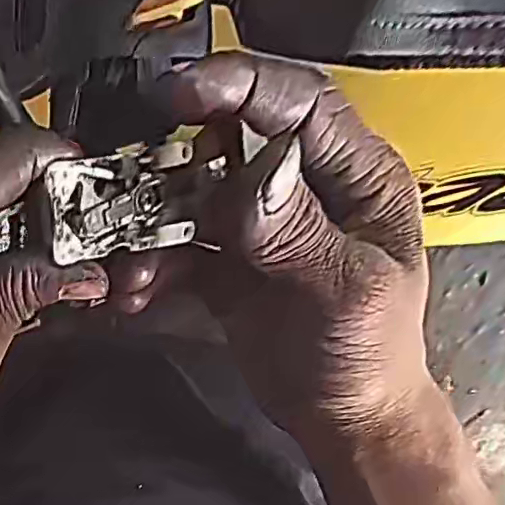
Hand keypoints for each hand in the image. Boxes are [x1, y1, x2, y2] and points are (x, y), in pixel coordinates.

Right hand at [126, 52, 433, 437]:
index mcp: (353, 180)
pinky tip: (138, 295)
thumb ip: (298, 234)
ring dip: (156, 236)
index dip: (241, 88)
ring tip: (135, 275)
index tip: (182, 94)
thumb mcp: (345, 292)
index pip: (298, 107)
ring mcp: (259, 236)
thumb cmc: (370, 353)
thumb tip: (254, 174)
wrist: (342, 416)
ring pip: (194, 209)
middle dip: (178, 173)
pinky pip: (181, 257)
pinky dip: (155, 273)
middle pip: (229, 153)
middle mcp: (301, 196)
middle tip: (136, 198)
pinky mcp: (228, 274)